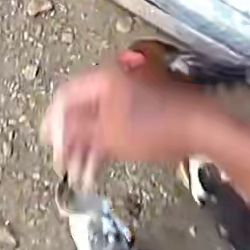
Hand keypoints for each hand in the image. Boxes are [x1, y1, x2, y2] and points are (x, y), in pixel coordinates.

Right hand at [40, 62, 216, 189]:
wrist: (200, 129)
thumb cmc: (158, 126)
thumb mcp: (110, 135)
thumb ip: (77, 133)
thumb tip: (55, 133)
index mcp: (105, 78)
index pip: (67, 95)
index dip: (54, 121)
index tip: (49, 143)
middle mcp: (116, 81)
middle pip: (82, 108)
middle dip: (71, 138)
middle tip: (63, 162)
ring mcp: (132, 94)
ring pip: (99, 119)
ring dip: (87, 145)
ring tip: (80, 171)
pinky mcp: (144, 108)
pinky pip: (115, 123)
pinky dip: (105, 143)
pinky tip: (98, 165)